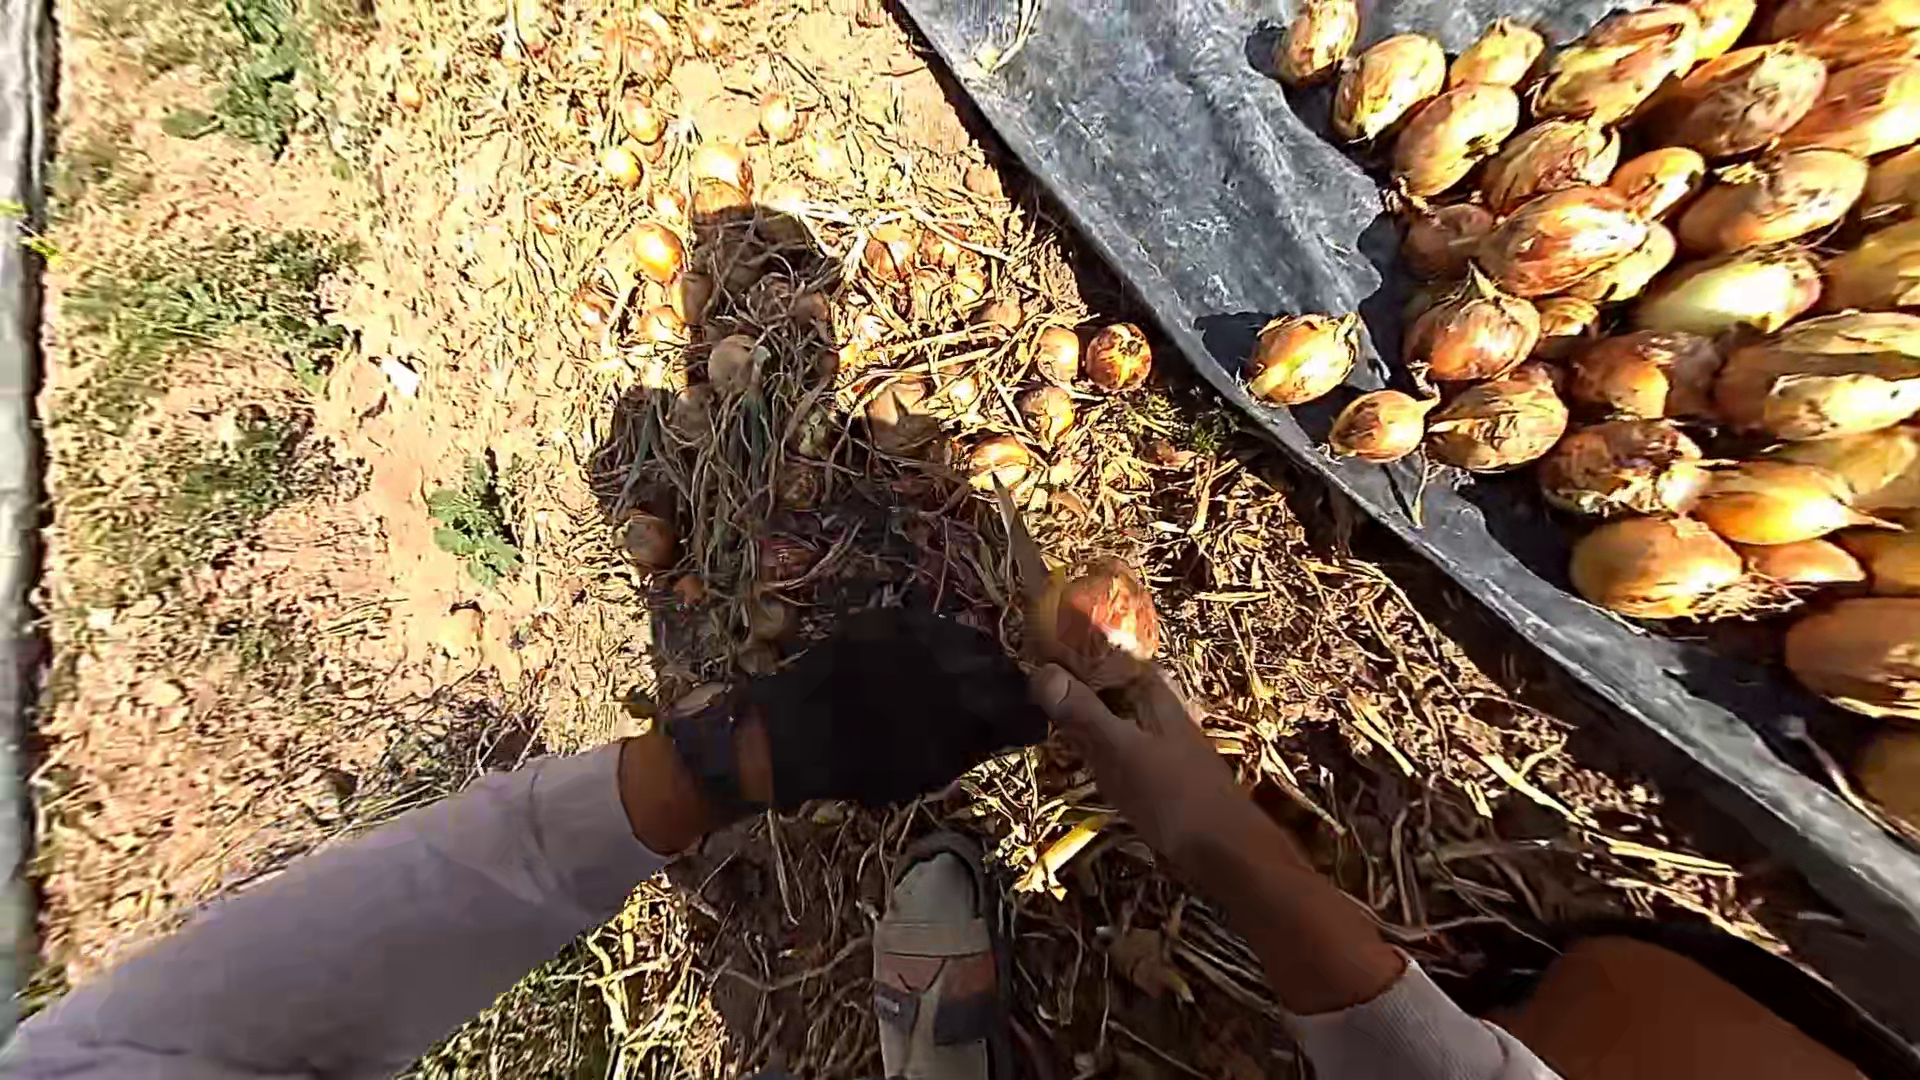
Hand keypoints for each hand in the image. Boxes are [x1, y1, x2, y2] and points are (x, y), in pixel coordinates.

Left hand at [744, 608, 1047, 809]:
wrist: (791, 731)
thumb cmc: (858, 767)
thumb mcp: (924, 775)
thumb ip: (973, 747)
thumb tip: (1010, 730)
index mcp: (958, 709)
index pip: (1018, 705)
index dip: (1028, 715)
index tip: (1027, 722)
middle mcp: (946, 664)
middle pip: (1000, 666)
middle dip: (1006, 685)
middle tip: (998, 698)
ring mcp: (919, 634)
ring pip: (973, 639)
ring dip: (980, 660)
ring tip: (969, 677)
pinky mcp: (894, 617)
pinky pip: (938, 624)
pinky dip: (948, 643)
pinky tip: (937, 658)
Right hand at [1032, 664, 1271, 883]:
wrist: (1227, 853)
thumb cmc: (1173, 796)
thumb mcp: (1120, 750)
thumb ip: (1081, 711)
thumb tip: (1039, 671)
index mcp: (1146, 686)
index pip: (1094, 651)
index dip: (1058, 653)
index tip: (1022, 664)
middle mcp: (1149, 699)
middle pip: (1095, 680)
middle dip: (1061, 687)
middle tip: (1023, 699)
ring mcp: (1151, 729)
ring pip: (1100, 709)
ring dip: (1072, 714)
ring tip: (1037, 721)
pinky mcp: (1149, 758)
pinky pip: (1109, 736)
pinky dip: (1087, 739)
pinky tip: (1071, 752)